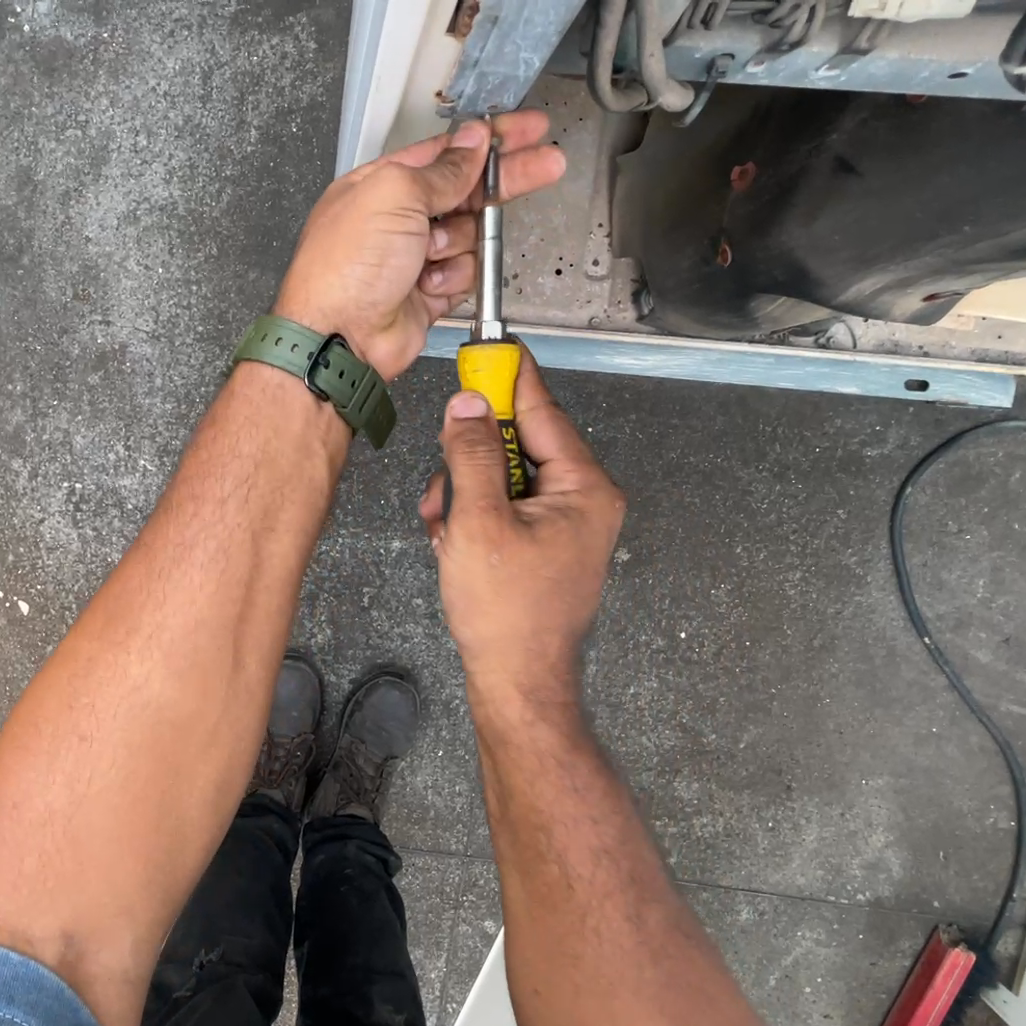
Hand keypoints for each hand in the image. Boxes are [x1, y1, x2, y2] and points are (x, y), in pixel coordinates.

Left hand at [272, 113, 566, 380]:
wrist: (340, 337)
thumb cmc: (345, 269)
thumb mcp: (394, 195)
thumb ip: (441, 169)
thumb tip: (472, 144)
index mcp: (379, 187)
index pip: (444, 153)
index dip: (487, 140)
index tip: (525, 131)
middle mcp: (394, 221)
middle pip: (464, 191)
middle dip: (502, 180)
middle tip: (543, 165)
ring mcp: (411, 260)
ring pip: (468, 236)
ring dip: (457, 242)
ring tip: (430, 254)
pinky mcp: (426, 294)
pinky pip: (464, 275)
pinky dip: (452, 277)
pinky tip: (428, 283)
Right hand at [418, 345, 624, 698]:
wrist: (515, 680)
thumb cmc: (504, 608)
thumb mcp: (478, 521)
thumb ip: (470, 455)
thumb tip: (465, 405)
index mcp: (583, 487)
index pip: (542, 412)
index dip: (510, 378)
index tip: (492, 345)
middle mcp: (581, 500)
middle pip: (514, 446)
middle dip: (468, 463)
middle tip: (443, 488)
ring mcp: (562, 525)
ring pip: (500, 479)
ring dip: (462, 496)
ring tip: (445, 533)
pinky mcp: (542, 545)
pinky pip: (501, 509)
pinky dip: (471, 519)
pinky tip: (454, 546)